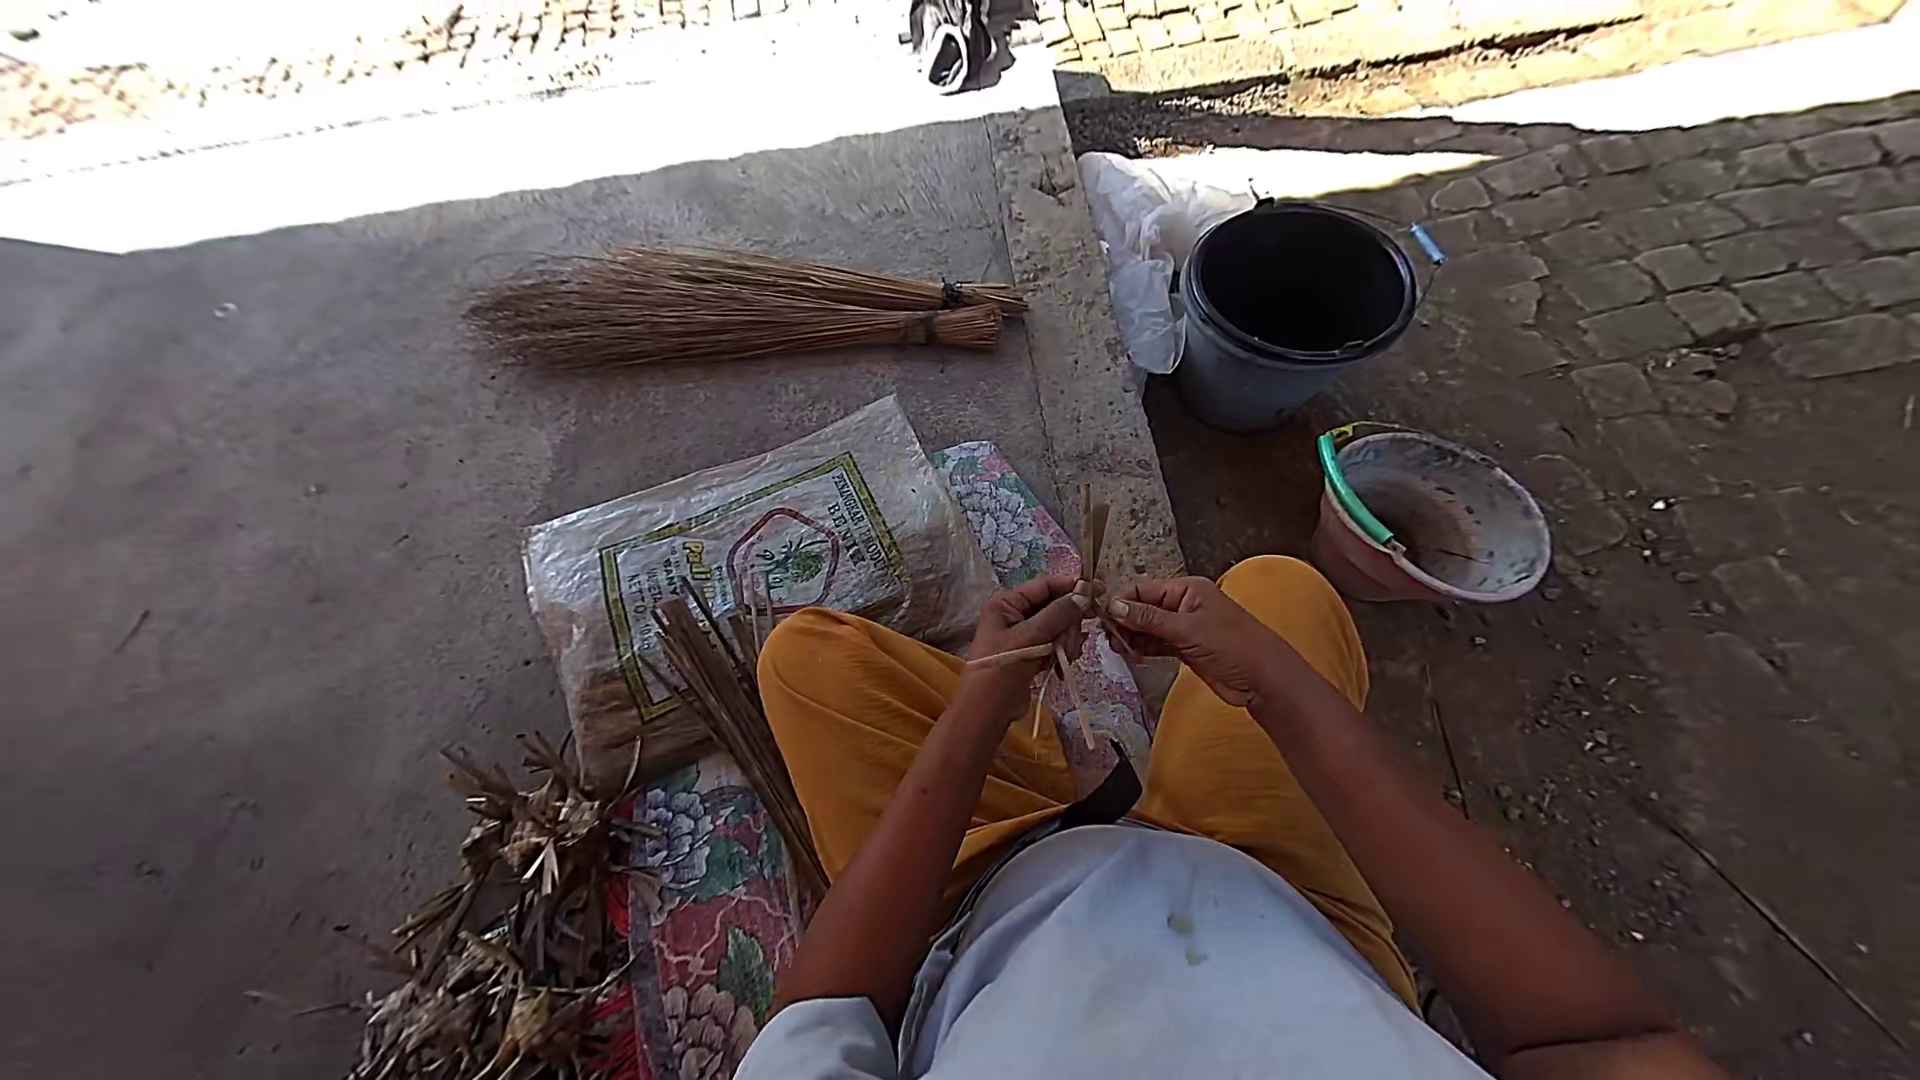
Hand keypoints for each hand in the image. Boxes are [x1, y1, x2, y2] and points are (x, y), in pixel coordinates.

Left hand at [957, 575, 1090, 719]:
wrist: (988, 710)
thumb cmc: (1002, 668)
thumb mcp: (1029, 637)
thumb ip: (1058, 614)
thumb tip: (1083, 593)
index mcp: (1007, 604)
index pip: (1044, 586)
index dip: (1071, 585)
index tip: (1098, 590)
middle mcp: (1014, 615)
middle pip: (1054, 607)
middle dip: (1069, 622)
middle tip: (1078, 637)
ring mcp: (1024, 636)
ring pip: (1059, 627)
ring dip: (1067, 640)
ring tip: (1068, 656)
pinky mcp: (1032, 654)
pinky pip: (1056, 644)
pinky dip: (1063, 653)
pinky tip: (1064, 665)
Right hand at [1104, 577, 1282, 707]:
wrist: (1265, 681)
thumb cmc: (1233, 645)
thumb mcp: (1187, 629)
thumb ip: (1148, 619)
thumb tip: (1113, 606)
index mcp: (1186, 590)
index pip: (1143, 590)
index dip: (1122, 602)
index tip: (1102, 617)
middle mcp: (1183, 605)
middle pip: (1142, 608)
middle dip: (1124, 621)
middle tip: (1109, 637)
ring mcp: (1184, 628)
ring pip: (1147, 628)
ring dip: (1132, 637)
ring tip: (1118, 648)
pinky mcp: (1185, 649)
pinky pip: (1156, 644)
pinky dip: (1144, 649)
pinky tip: (1133, 655)